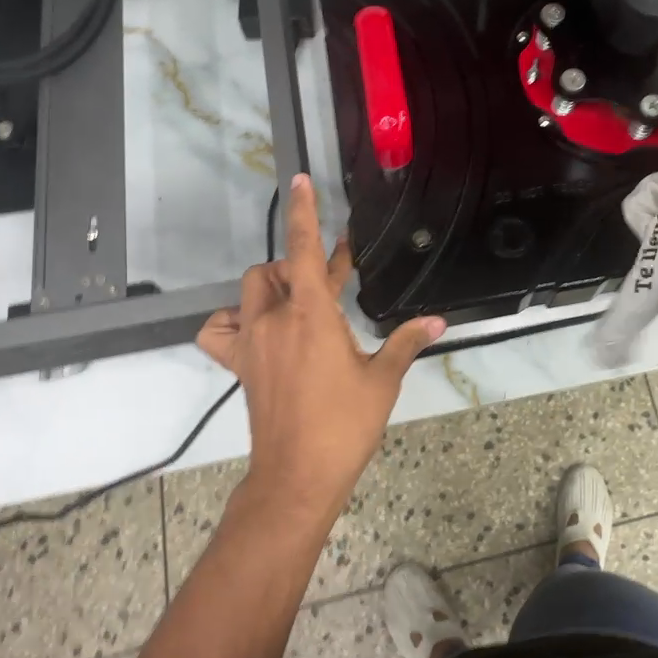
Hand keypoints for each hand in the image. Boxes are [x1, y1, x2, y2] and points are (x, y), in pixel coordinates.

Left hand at [198, 174, 444, 519]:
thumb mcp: (383, 381)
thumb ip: (406, 342)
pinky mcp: (240, 365)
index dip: (304, 212)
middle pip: (276, 269)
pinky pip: (220, 330)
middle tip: (333, 287)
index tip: (299, 181)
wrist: (298, 476)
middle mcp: (274, 319)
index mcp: (311, 314)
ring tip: (301, 307)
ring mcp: (251, 342)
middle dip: (302, 268)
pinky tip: (256, 330)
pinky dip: (232, 321)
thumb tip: (437, 321)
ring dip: (275, 288)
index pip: (305, 249)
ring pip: (251, 292)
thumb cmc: (345, 425)